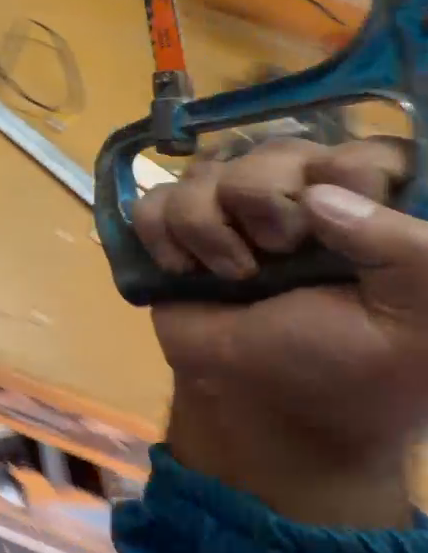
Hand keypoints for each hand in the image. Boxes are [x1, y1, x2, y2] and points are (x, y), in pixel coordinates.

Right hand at [131, 137, 426, 527]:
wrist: (256, 403)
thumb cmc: (351, 371)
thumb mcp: (412, 326)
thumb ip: (405, 254)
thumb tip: (322, 195)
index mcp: (379, 219)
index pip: (372, 152)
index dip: (349, 168)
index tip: (334, 208)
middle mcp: (308, 201)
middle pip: (274, 149)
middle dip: (261, 198)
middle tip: (275, 250)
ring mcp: (233, 212)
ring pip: (204, 171)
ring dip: (206, 224)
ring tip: (226, 273)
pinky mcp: (173, 227)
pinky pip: (151, 197)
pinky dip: (160, 234)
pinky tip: (181, 268)